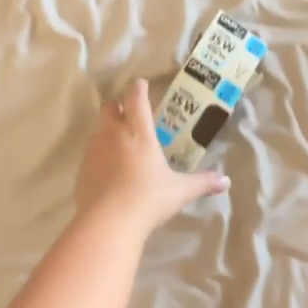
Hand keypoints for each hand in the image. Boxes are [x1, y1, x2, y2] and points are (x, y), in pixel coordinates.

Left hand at [76, 79, 229, 233]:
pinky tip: (109, 173)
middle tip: (131, 114)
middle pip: (109, 106)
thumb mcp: (180, 191)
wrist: (108, 223)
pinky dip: (99, 156)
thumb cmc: (148, 199)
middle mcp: (113, 134)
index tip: (142, 85)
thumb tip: (226, 182)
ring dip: (108, 131)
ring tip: (122, 146)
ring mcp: (94, 151)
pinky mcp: (81, 170)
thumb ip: (202, 183)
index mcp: (138, 132)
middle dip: (119, 105)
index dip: (138, 88)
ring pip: (98, 130)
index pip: (135, 97)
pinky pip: (90, 154)